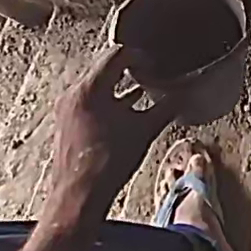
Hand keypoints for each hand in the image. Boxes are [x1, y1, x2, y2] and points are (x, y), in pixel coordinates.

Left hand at [45, 45, 177, 226]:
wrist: (79, 197)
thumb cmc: (107, 165)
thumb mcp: (144, 131)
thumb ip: (166, 107)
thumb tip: (183, 95)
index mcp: (90, 89)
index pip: (116, 54)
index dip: (139, 57)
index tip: (154, 66)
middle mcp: (74, 94)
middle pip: (104, 66)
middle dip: (129, 69)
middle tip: (150, 75)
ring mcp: (68, 108)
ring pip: (97, 83)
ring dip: (119, 84)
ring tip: (142, 91)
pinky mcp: (68, 121)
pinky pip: (90, 99)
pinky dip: (108, 99)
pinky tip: (125, 110)